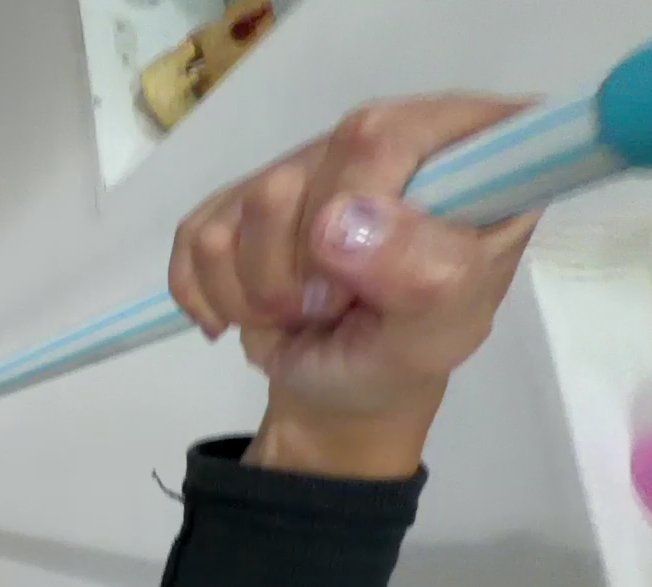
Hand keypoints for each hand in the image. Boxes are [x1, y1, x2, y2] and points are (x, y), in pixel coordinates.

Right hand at [169, 97, 543, 476]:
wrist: (338, 380)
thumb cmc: (398, 352)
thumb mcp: (436, 329)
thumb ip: (421, 271)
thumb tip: (338, 222)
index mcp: (460, 144)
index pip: (373, 141)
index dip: (343, 222)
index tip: (353, 289)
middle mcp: (372, 140)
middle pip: (280, 185)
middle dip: (284, 274)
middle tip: (323, 308)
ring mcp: (296, 171)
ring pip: (226, 223)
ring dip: (247, 293)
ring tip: (291, 312)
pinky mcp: (230, 207)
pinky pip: (191, 243)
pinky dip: (207, 297)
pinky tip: (246, 311)